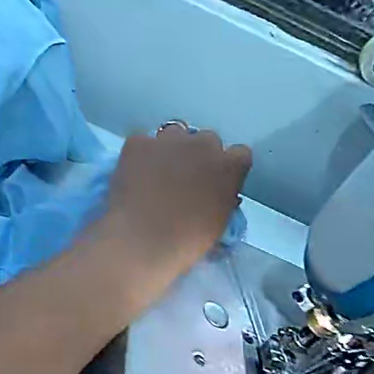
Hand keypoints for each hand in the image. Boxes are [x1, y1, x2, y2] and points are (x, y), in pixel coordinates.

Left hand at [87, 125, 250, 282]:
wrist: (143, 239)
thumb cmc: (187, 240)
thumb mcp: (219, 221)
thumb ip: (222, 197)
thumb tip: (216, 191)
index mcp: (229, 166)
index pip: (239, 153)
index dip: (226, 166)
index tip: (216, 179)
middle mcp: (203, 144)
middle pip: (207, 139)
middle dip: (199, 154)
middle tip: (185, 176)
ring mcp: (169, 140)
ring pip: (175, 133)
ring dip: (171, 148)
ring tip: (158, 170)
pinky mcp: (138, 142)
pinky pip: (143, 141)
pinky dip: (140, 153)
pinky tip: (134, 171)